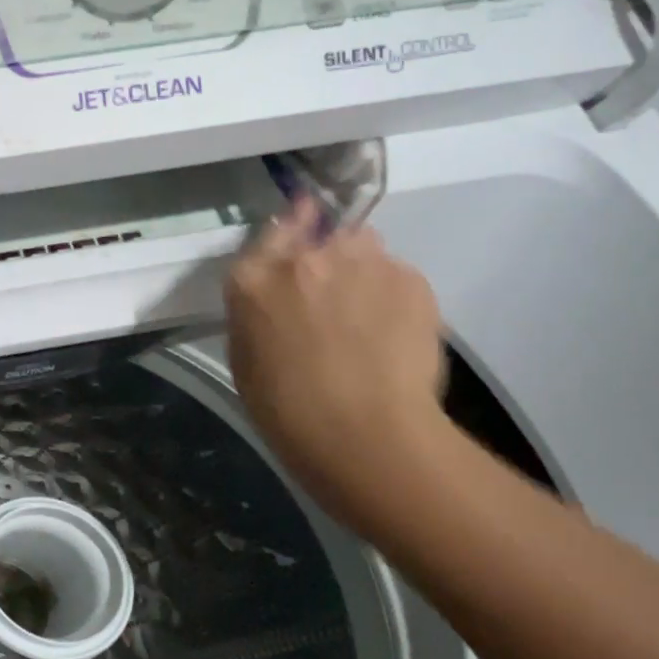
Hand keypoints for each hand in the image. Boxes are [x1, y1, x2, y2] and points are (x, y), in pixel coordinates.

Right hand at [224, 199, 452, 528]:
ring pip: (364, 246)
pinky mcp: (412, 279)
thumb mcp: (245, 352)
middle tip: (326, 291)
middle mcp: (307, 258)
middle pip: (323, 230)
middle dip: (325, 251)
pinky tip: (386, 332)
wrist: (360, 428)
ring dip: (358, 267)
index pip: (272, 229)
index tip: (294, 238)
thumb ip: (259, 308)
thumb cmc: (282, 405)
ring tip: (360, 311)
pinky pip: (396, 274)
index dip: (287, 232)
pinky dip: (389, 294)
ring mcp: (365, 263)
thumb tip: (278, 293)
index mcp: (253, 279)